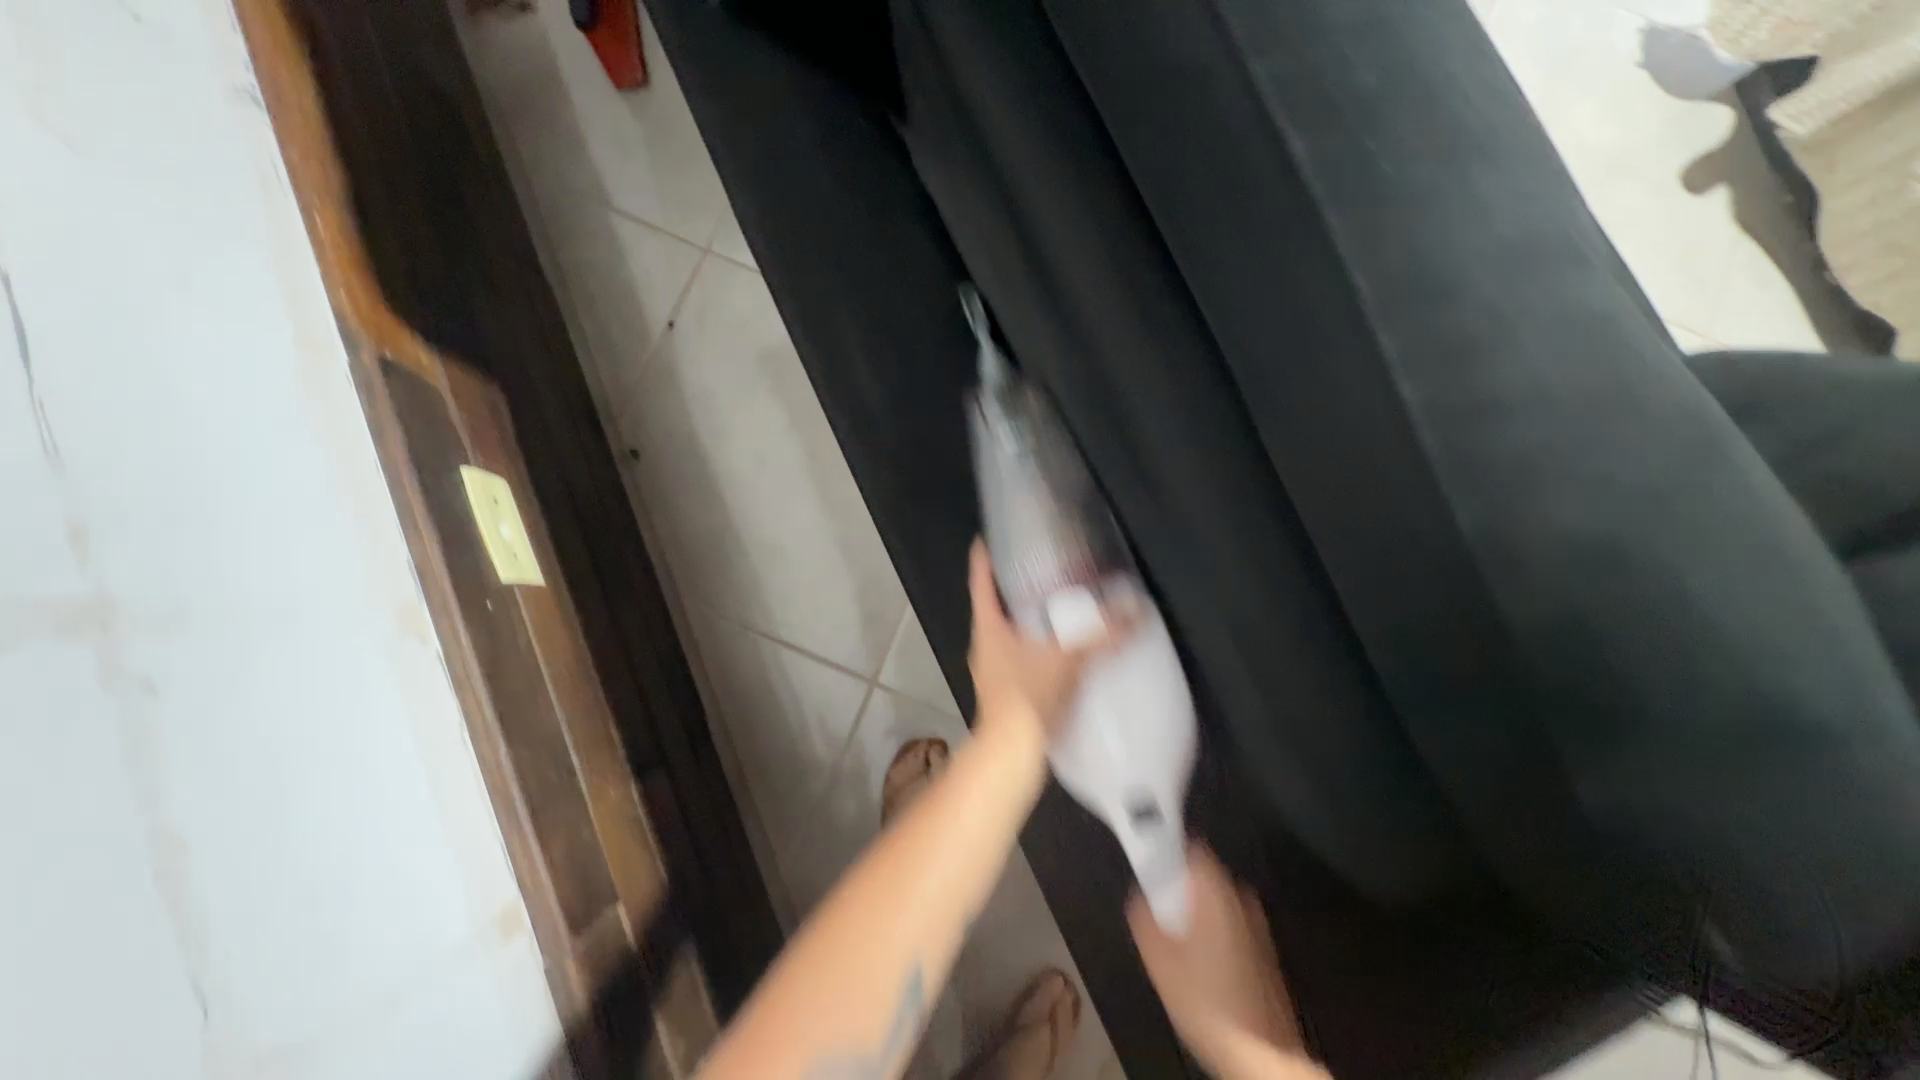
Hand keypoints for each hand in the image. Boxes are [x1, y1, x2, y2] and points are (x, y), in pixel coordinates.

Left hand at [966, 539, 1125, 745]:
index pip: (980, 582)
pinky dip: (1036, 648)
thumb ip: (1102, 634)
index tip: (986, 538)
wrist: (1011, 754)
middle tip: (1040, 569)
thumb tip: (1136, 609)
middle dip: (1014, 589)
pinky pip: (1019, 658)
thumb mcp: (1068, 658)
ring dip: (1026, 620)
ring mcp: (991, 670)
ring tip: (1055, 606)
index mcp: (988, 627)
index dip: (983, 558)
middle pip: (994, 607)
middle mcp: (984, 645)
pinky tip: (1060, 651)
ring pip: (1007, 634)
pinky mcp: (1005, 692)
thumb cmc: (1028, 696)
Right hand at [1130, 845, 1323, 1078]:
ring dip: (1195, 916)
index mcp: (1216, 890)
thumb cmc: (1206, 1001)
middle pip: (1200, 877)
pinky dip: (1213, 936)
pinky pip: (1230, 926)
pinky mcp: (1264, 949)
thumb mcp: (1157, 956)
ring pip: (1215, 904)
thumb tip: (1142, 899)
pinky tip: (1202, 970)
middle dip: (1177, 892)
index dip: (1162, 850)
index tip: (1146, 864)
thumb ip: (1143, 914)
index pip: (1186, 846)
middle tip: (1160, 919)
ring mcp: (1257, 924)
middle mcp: (1241, 898)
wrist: (1258, 1052)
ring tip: (1179, 951)